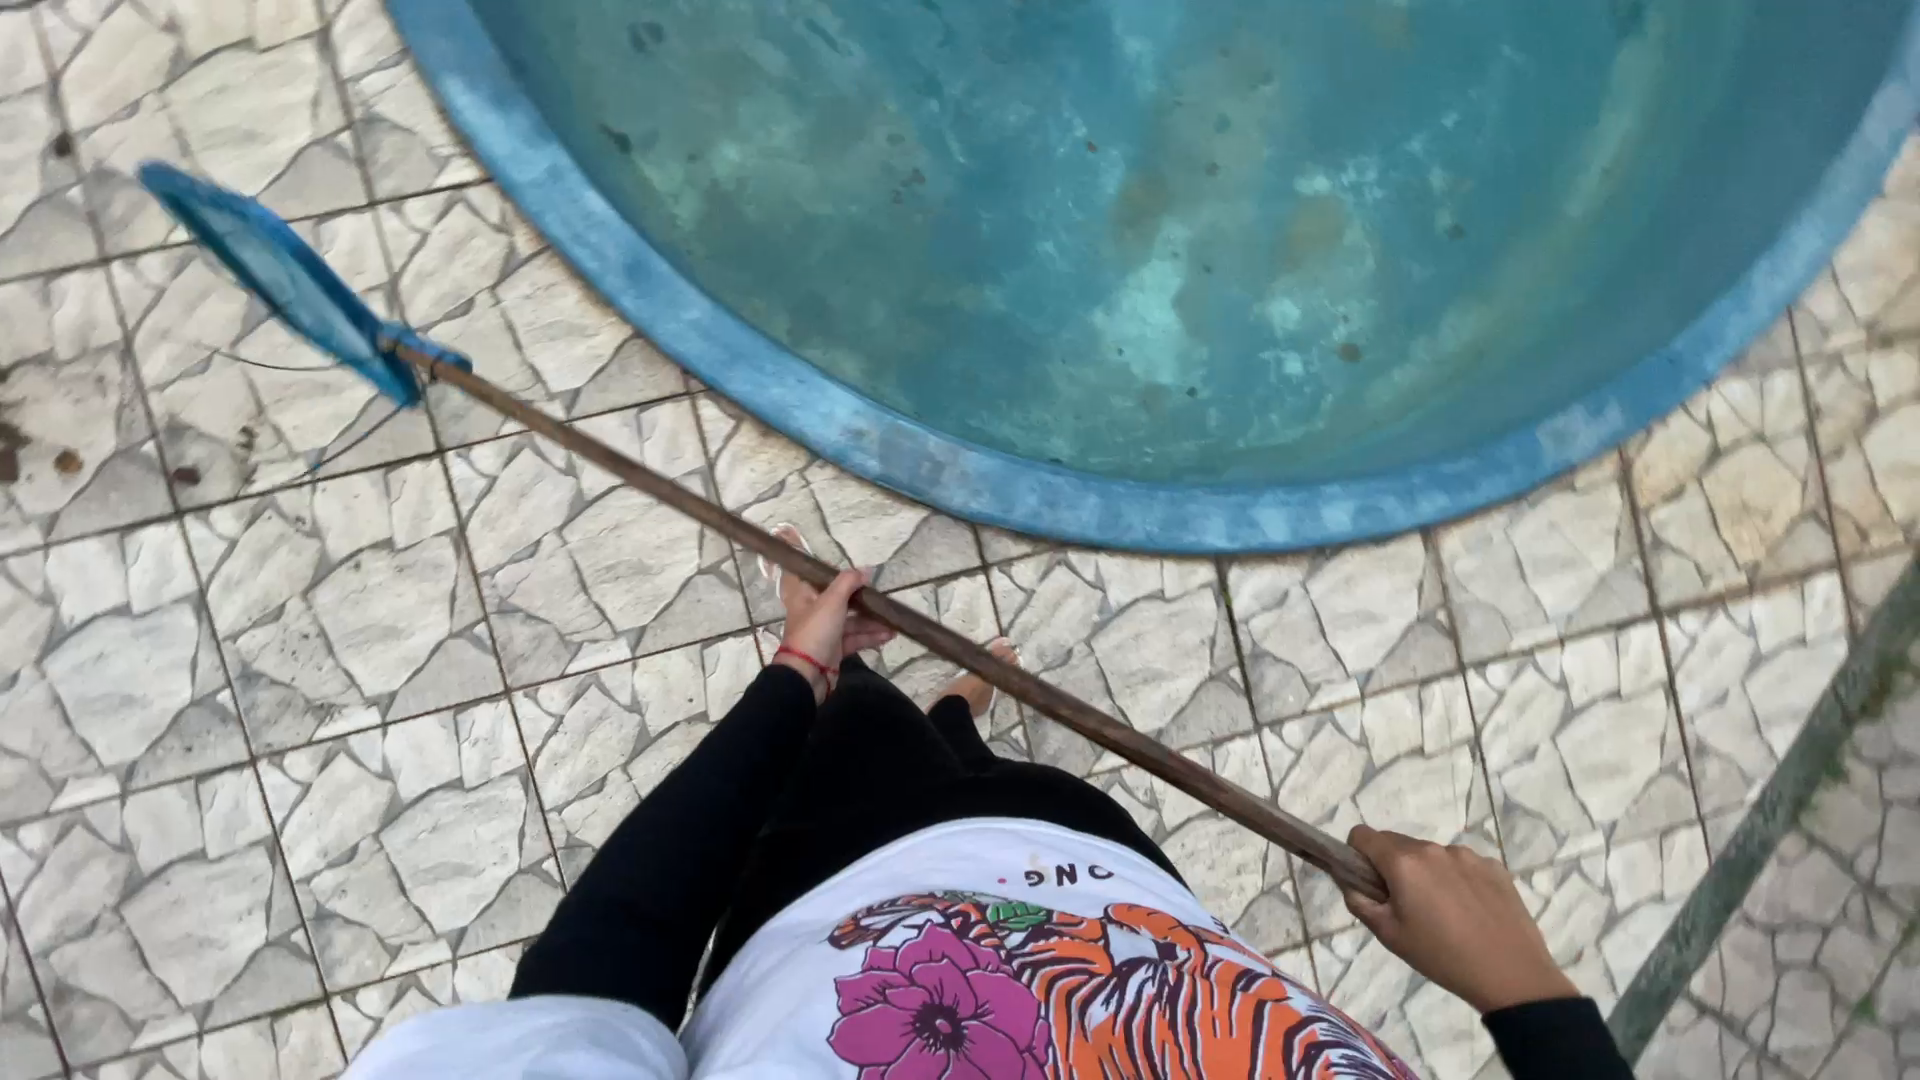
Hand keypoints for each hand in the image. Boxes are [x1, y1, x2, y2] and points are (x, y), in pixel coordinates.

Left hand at [773, 568, 893, 702]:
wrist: (807, 674)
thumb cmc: (815, 630)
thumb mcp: (832, 600)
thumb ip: (849, 581)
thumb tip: (867, 570)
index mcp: (805, 596)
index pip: (813, 577)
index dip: (830, 571)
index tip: (851, 570)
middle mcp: (814, 612)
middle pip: (839, 599)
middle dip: (862, 599)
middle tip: (882, 595)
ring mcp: (825, 631)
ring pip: (851, 621)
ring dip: (871, 621)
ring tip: (894, 621)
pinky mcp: (835, 649)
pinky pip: (855, 638)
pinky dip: (871, 636)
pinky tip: (889, 635)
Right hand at [1342, 825, 1577, 1014]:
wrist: (1515, 979)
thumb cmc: (1443, 957)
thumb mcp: (1389, 935)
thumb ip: (1359, 901)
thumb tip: (1348, 880)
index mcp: (1402, 862)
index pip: (1362, 835)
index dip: (1356, 854)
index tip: (1367, 880)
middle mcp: (1432, 848)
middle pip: (1396, 843)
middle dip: (1391, 864)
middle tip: (1405, 902)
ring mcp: (1467, 856)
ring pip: (1430, 854)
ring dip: (1425, 871)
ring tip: (1444, 910)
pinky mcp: (1495, 867)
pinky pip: (1462, 863)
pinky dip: (1457, 878)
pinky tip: (1470, 908)